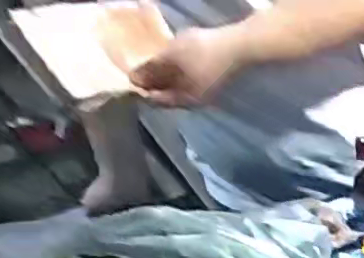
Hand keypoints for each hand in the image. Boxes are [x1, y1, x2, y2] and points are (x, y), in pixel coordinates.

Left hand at [130, 27, 244, 107]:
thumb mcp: (172, 57)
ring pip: (176, 91)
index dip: (142, 89)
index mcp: (186, 100)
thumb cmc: (202, 52)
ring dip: (162, 81)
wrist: (235, 48)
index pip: (158, 101)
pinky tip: (167, 65)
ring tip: (148, 66)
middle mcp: (195, 102)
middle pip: (168, 97)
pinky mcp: (208, 84)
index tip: (128, 75)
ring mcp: (203, 94)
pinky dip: (173, 76)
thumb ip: (153, 69)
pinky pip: (184, 84)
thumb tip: (133, 80)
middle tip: (136, 70)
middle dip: (152, 86)